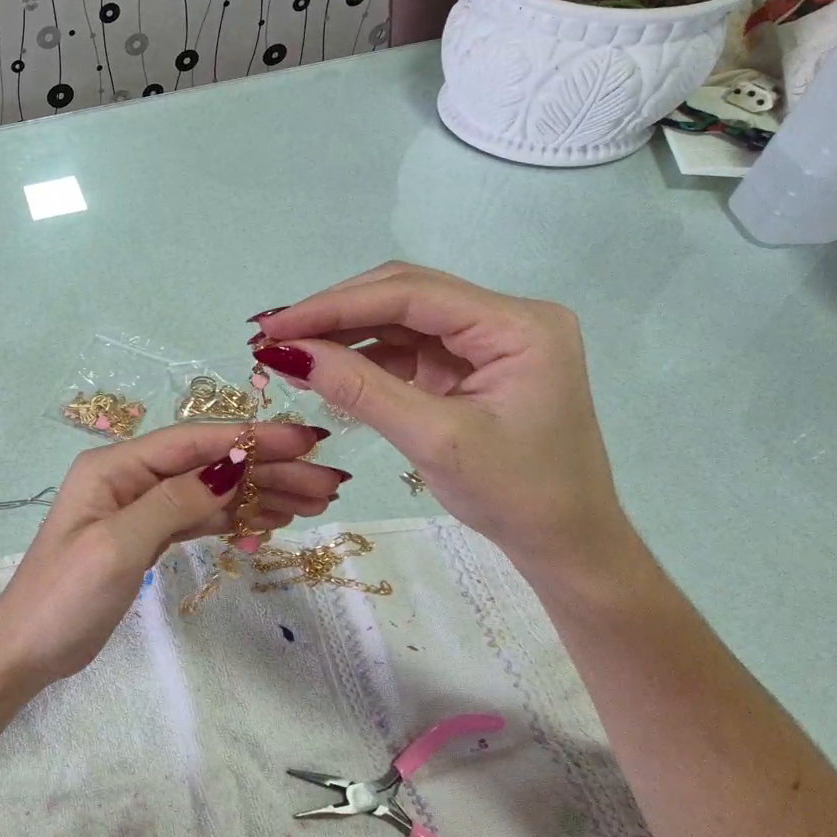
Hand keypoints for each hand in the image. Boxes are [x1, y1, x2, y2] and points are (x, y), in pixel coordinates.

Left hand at [0, 420, 338, 694]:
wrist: (28, 648)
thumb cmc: (65, 596)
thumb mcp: (118, 546)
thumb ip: (174, 502)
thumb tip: (233, 464)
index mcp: (114, 467)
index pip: (193, 442)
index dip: (252, 438)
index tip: (309, 443)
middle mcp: (127, 479)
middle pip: (208, 465)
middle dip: (268, 470)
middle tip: (330, 485)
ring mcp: (136, 508)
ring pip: (209, 492)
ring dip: (260, 494)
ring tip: (317, 503)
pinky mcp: (144, 538)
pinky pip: (198, 519)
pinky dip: (235, 518)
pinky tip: (272, 520)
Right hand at [250, 262, 630, 571]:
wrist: (565, 543)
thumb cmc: (515, 494)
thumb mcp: (431, 439)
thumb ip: (359, 388)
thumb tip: (284, 352)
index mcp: (518, 326)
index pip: (410, 294)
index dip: (334, 306)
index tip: (274, 327)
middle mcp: (505, 318)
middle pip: (401, 294)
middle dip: (333, 313)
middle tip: (272, 336)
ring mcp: (486, 340)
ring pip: (396, 317)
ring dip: (340, 333)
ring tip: (285, 353)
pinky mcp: (466, 364)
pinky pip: (401, 345)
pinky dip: (358, 356)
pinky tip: (320, 370)